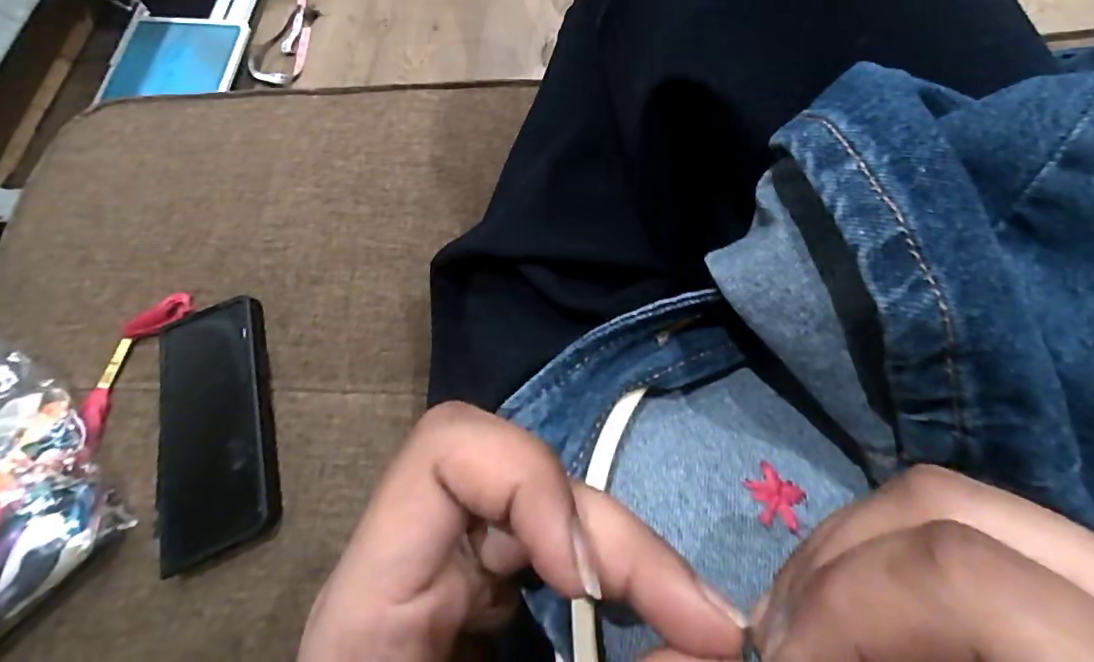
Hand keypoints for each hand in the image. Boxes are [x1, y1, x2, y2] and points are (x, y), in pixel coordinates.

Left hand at [298, 403, 747, 661]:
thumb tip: (704, 651)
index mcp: (379, 591)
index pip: (447, 451)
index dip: (532, 481)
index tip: (587, 582)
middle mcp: (425, 560)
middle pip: (537, 488)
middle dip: (630, 547)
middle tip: (714, 627)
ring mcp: (460, 579)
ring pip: (562, 520)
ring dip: (638, 563)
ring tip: (703, 621)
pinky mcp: (490, 609)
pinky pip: (562, 568)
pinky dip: (621, 589)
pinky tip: (660, 622)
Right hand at [654, 465, 1093, 661]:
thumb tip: (794, 660)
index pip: (964, 575)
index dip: (841, 601)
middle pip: (949, 502)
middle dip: (832, 558)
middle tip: (778, 636)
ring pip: (965, 501)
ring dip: (862, 552)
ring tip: (815, 622)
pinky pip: (1001, 541)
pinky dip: (914, 570)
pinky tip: (885, 625)